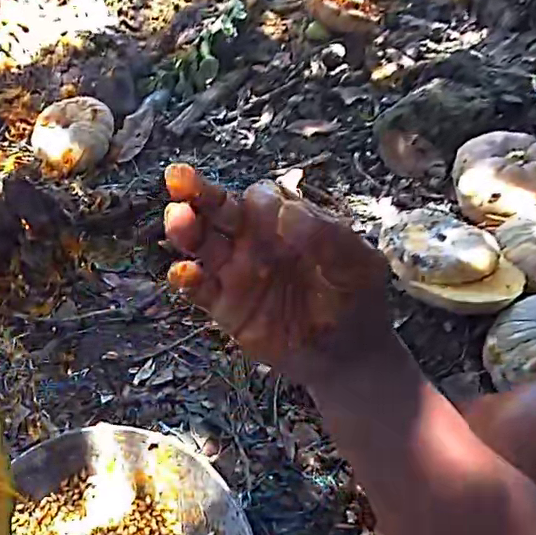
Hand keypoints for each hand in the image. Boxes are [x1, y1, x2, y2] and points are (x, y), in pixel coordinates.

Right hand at [163, 163, 394, 388]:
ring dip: (186, 229)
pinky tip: (184, 272)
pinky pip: (199, 288)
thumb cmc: (355, 300)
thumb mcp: (357, 266)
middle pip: (220, 209)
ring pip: (201, 243)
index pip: (262, 197)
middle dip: (198, 191)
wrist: (347, 356)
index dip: (262, 202)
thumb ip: (328, 237)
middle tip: (178, 178)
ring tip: (178, 218)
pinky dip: (186, 279)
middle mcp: (255, 241)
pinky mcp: (225, 306)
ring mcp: (236, 272)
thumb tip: (286, 213)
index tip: (277, 217)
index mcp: (286, 222)